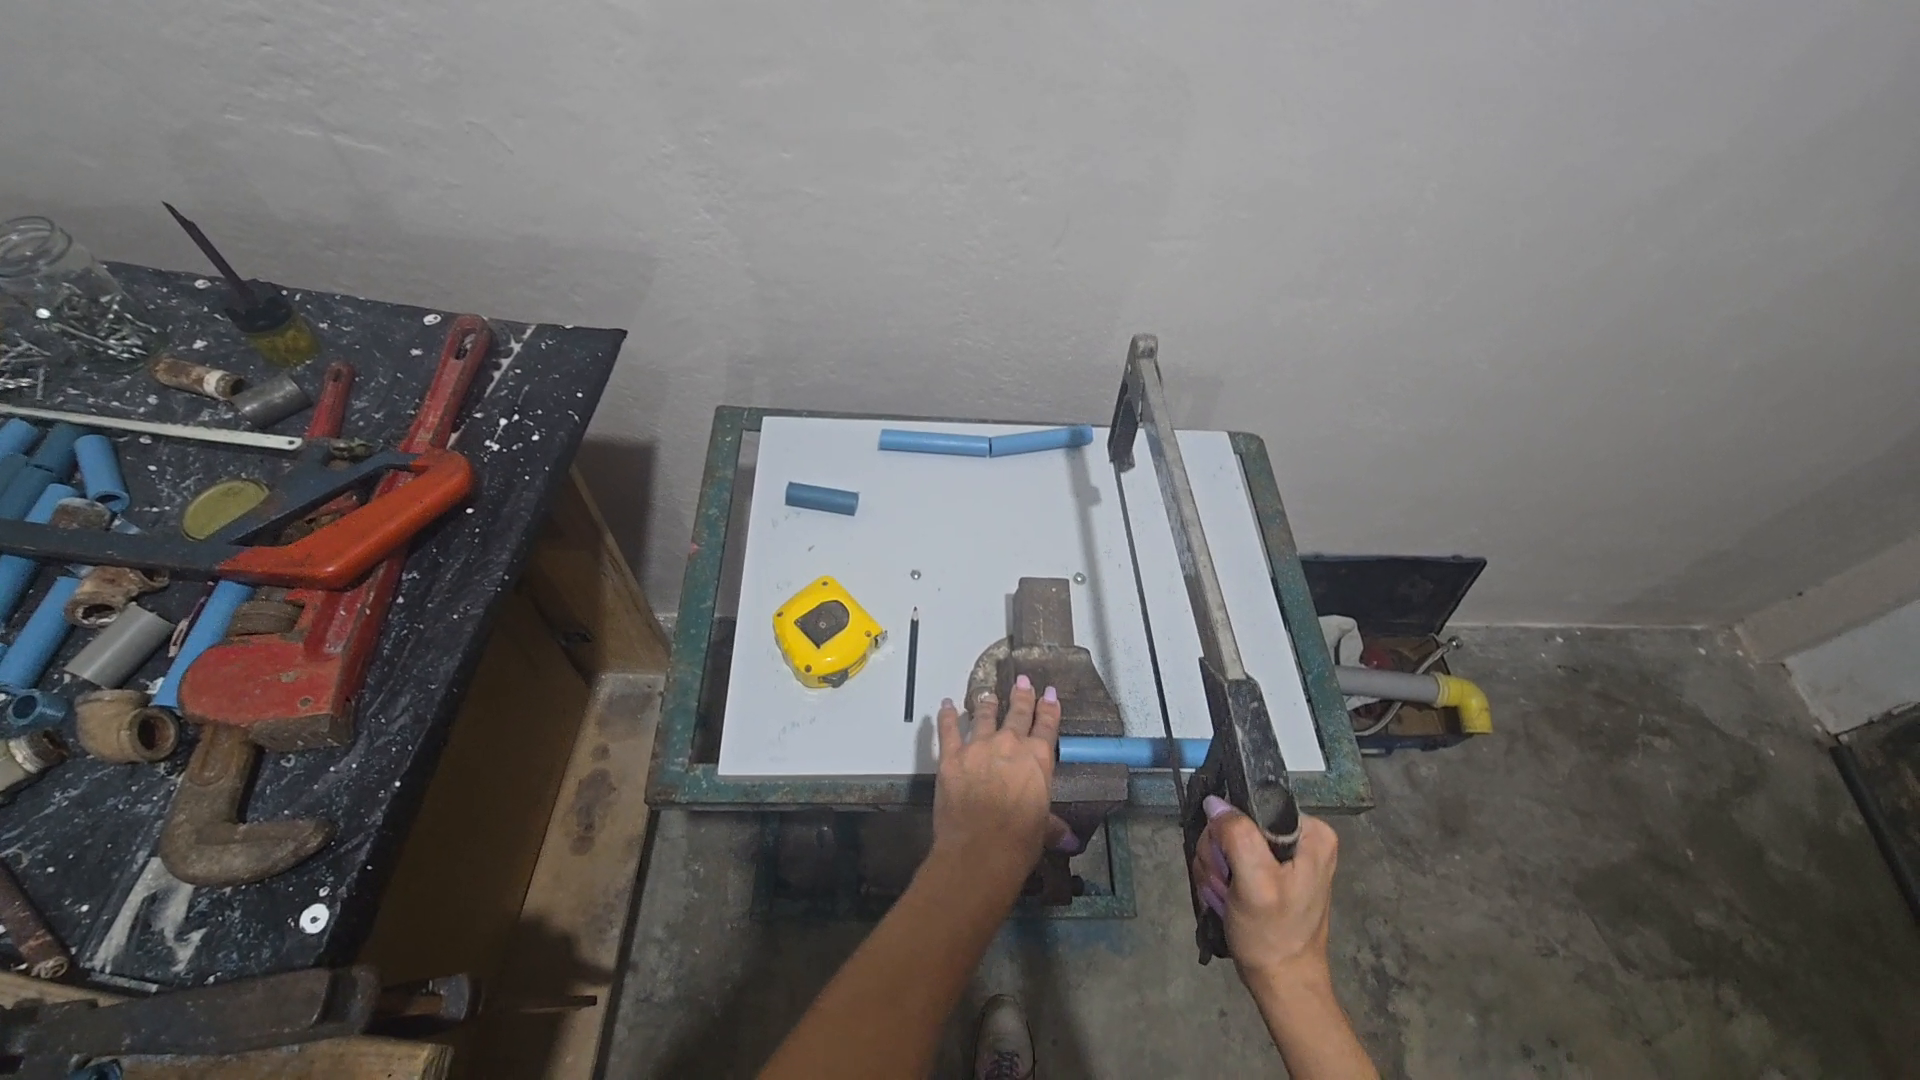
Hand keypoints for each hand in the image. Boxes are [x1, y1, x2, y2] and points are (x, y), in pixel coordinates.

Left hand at [932, 675, 1074, 881]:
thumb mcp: (1043, 830)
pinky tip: (947, 704)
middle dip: (1021, 696)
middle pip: (1017, 713)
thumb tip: (1071, 840)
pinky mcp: (951, 756)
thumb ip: (1053, 826)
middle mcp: (1010, 744)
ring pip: (984, 716)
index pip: (1047, 726)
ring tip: (988, 694)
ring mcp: (978, 747)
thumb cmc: (1019, 842)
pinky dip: (947, 715)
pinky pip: (949, 729)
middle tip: (1022, 680)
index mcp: (1038, 759)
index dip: (1049, 708)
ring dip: (987, 703)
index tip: (1049, 693)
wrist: (980, 850)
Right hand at [1191, 795, 1339, 987]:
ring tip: (1228, 897)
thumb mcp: (1256, 883)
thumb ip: (1237, 836)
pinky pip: (1225, 857)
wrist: (1281, 981)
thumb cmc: (1274, 935)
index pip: (1252, 803)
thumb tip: (1214, 802)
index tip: (1230, 865)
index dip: (1230, 830)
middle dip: (1219, 855)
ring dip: (1216, 870)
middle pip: (1234, 822)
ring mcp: (1279, 854)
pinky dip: (1219, 879)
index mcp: (1310, 831)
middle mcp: (1298, 836)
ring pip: (1223, 841)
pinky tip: (1226, 899)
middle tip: (1227, 885)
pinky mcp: (1264, 869)